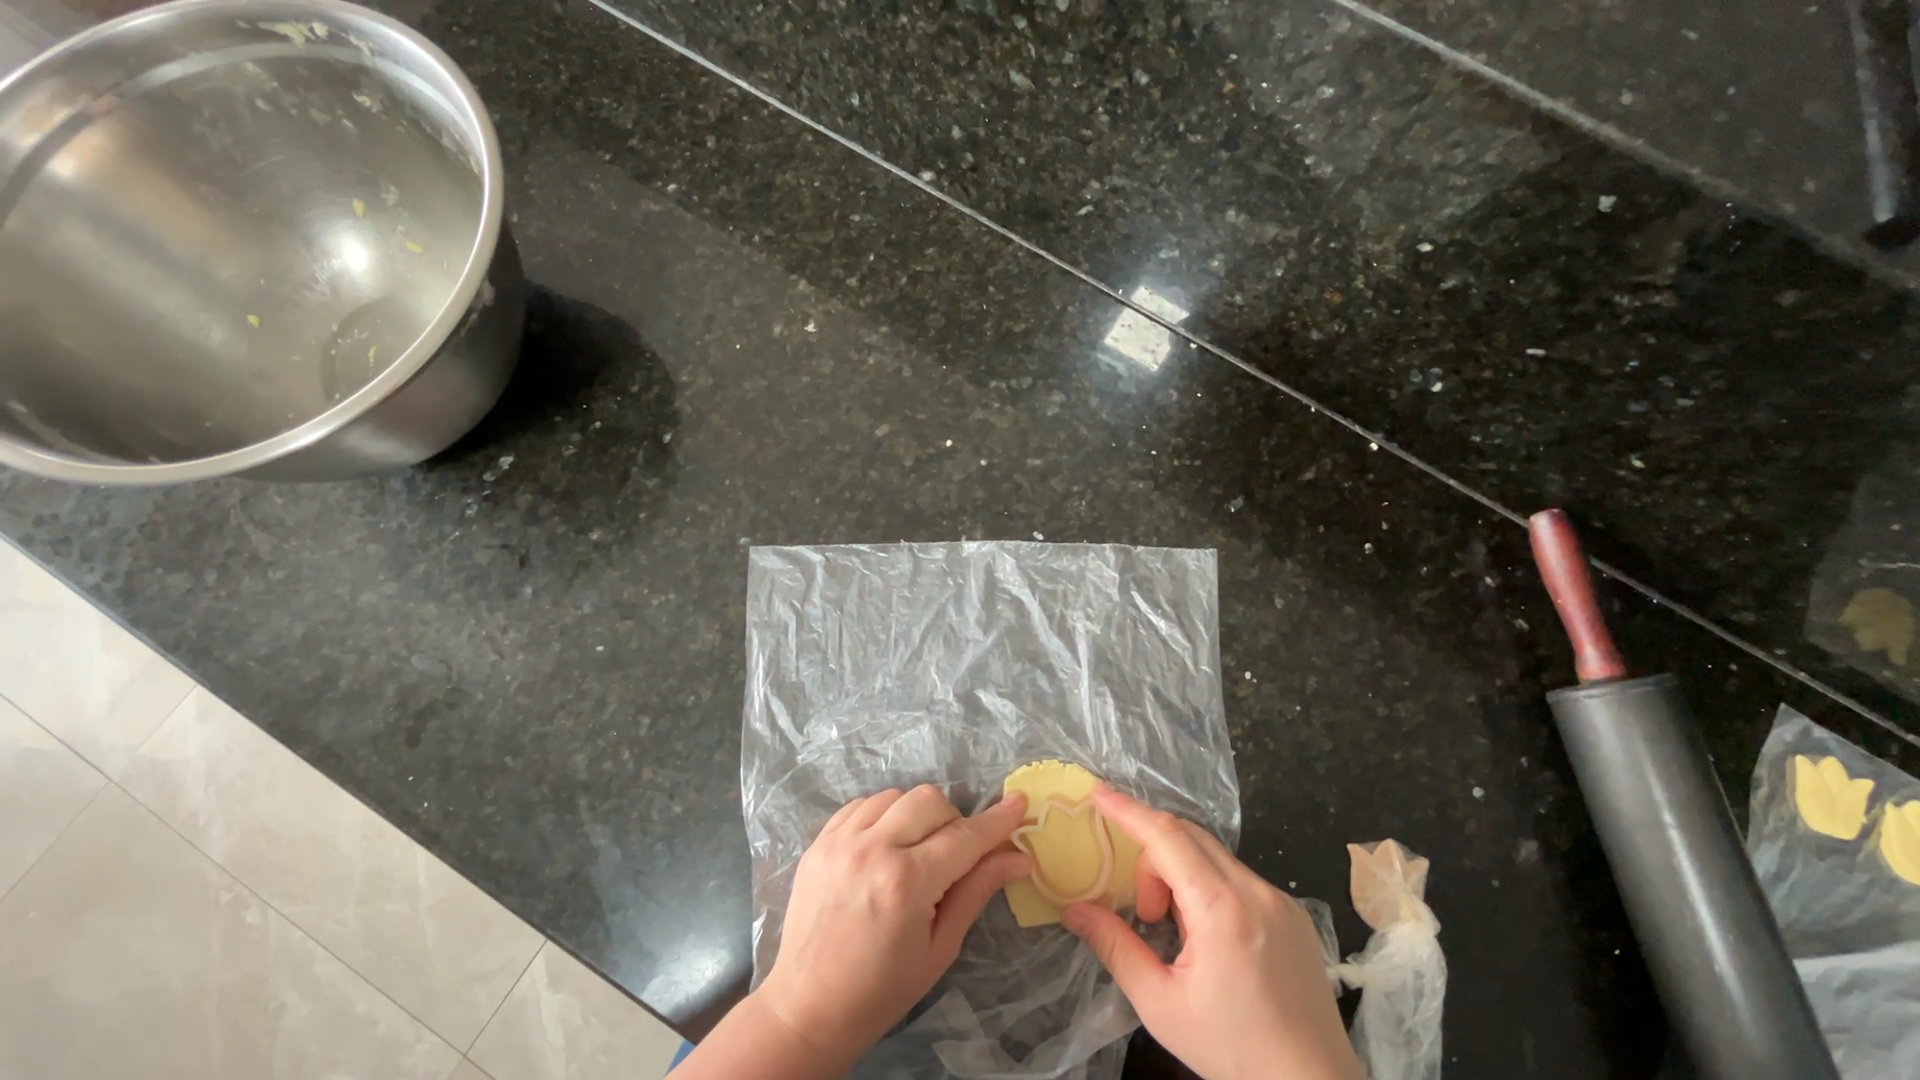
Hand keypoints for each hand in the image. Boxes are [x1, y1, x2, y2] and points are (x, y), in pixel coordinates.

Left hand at [755, 785, 1032, 1066]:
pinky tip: (884, 846)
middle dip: (952, 820)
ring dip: (915, 815)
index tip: (1019, 803)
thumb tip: (1018, 857)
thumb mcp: (940, 946)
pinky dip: (882, 815)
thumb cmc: (882, 989)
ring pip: (895, 796)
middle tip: (952, 856)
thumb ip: (977, 891)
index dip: (996, 820)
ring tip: (914, 852)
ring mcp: (840, 842)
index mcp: (906, 882)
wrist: (808, 1006)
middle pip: (929, 800)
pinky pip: (861, 805)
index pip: (964, 836)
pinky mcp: (819, 842)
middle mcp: (872, 849)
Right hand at [1062, 785, 1360, 1079]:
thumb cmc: (1232, 1048)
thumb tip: (1074, 910)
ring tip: (1173, 929)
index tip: (1098, 792)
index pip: (1166, 835)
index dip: (1129, 810)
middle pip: (1189, 837)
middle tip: (1141, 909)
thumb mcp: (1160, 1004)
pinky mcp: (1294, 915)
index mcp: (1221, 908)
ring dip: (1181, 874)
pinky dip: (1209, 886)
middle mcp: (1256, 891)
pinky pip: (1240, 877)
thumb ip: (1115, 947)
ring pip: (1215, 856)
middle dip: (1152, 857)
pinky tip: (1207, 936)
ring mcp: (1280, 900)